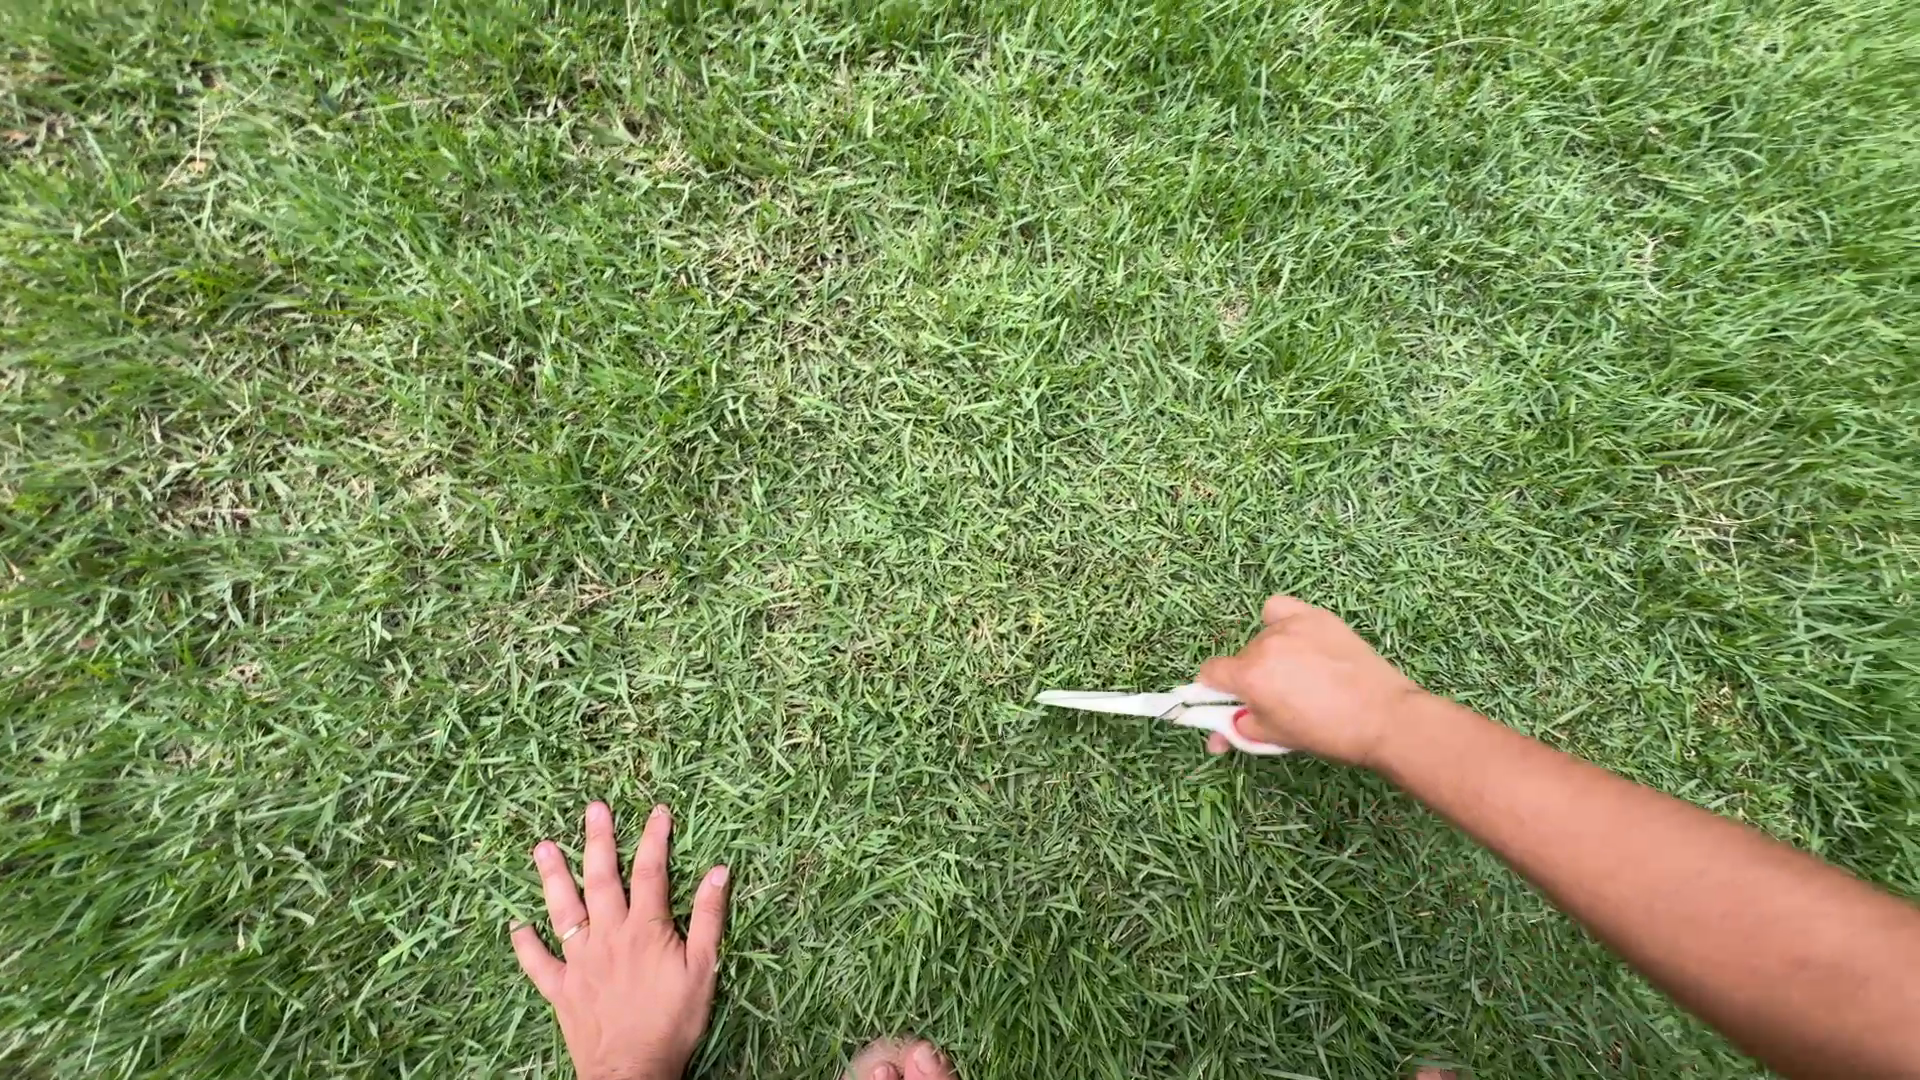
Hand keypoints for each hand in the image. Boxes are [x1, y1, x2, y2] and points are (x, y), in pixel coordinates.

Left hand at [510, 802, 730, 1079]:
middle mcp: (608, 936)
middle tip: (592, 809)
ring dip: (553, 877)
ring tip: (542, 847)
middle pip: (601, 879)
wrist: (632, 1075)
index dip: (655, 837)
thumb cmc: (673, 1020)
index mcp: (644, 928)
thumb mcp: (704, 967)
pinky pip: (539, 964)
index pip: (650, 871)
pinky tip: (517, 927)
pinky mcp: (561, 991)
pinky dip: (526, 945)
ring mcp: (580, 963)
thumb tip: (719, 870)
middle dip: (598, 840)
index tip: (657, 810)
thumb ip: (710, 917)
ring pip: (563, 911)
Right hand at [1197, 595, 1427, 766]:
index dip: (1217, 689)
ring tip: (1302, 672)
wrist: (1386, 718)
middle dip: (1251, 677)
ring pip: (1262, 638)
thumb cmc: (1329, 734)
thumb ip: (1237, 731)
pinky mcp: (1315, 616)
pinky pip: (1280, 610)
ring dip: (1270, 654)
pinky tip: (1296, 638)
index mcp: (1248, 676)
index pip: (1210, 672)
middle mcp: (1262, 645)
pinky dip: (1280, 621)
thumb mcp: (1276, 737)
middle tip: (1279, 697)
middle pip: (1240, 657)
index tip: (1236, 700)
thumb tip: (1214, 739)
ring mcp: (1290, 627)